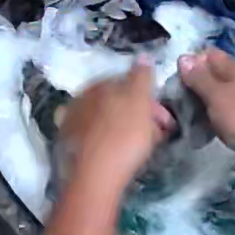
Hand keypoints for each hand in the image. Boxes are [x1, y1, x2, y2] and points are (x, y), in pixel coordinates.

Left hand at [59, 63, 171, 187]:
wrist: (94, 177)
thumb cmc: (122, 136)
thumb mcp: (139, 101)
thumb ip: (141, 77)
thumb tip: (143, 56)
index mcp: (94, 87)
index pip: (124, 84)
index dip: (148, 98)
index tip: (165, 115)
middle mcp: (79, 102)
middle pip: (116, 104)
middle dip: (141, 115)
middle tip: (160, 133)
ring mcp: (72, 125)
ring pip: (108, 123)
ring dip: (129, 130)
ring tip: (146, 147)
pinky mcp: (70, 148)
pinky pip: (99, 140)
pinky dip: (114, 143)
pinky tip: (123, 155)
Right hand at [178, 48, 234, 148]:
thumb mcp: (215, 94)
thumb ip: (199, 77)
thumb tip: (183, 57)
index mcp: (233, 72)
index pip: (210, 54)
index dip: (193, 60)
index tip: (176, 74)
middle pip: (210, 74)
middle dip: (192, 81)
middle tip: (173, 93)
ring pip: (212, 93)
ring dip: (197, 98)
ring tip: (179, 108)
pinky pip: (216, 110)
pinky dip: (205, 113)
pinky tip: (195, 122)